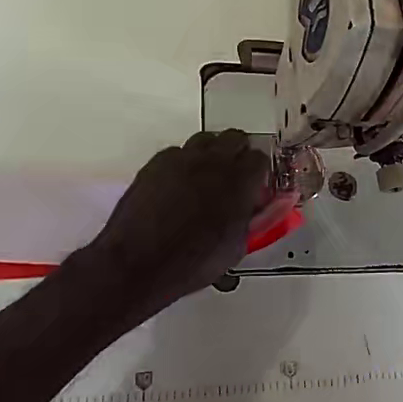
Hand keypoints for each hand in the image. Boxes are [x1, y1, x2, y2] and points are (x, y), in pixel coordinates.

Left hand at [71, 130, 270, 321]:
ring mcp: (182, 159)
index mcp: (239, 181)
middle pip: (235, 139)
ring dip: (212, 153)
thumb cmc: (189, 262)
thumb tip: (264, 209)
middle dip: (239, 155)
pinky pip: (177, 152)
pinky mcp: (156, 163)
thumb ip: (256, 221)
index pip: (261, 159)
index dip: (260, 174)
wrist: (139, 262)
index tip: (256, 187)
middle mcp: (212, 162)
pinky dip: (183, 162)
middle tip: (236, 177)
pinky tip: (180, 184)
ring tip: (208, 177)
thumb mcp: (236, 247)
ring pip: (206, 140)